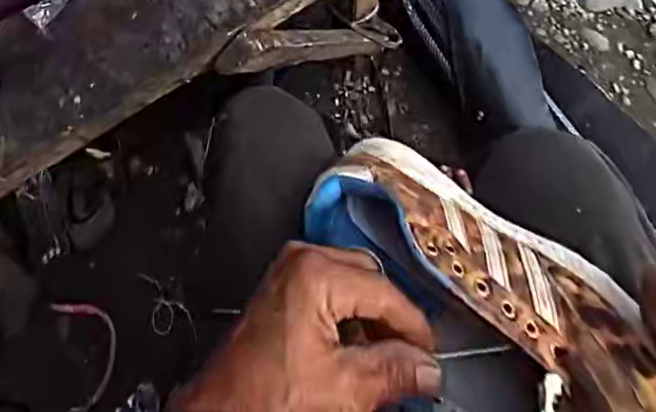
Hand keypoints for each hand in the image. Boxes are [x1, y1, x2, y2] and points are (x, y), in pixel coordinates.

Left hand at [172, 243, 440, 411]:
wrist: (225, 405)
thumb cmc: (267, 394)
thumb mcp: (343, 389)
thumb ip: (391, 372)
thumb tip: (425, 367)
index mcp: (316, 274)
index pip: (384, 290)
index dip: (415, 326)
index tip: (431, 355)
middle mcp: (302, 258)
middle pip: (369, 276)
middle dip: (392, 317)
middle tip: (412, 358)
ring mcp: (290, 268)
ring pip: (351, 278)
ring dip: (372, 315)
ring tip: (386, 359)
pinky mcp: (284, 283)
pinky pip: (331, 285)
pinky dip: (349, 313)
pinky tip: (357, 349)